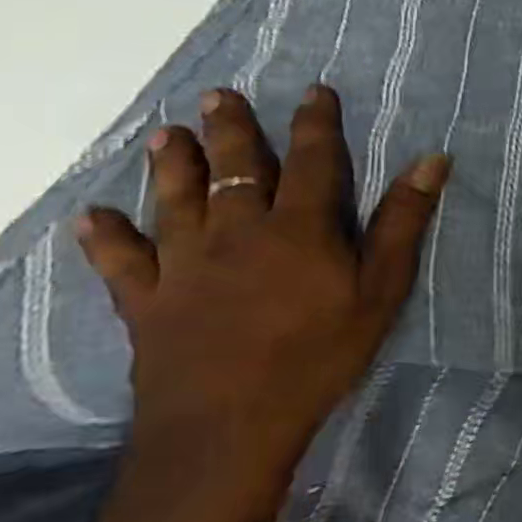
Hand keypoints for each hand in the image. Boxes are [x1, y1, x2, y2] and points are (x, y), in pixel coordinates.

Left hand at [76, 85, 447, 469]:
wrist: (229, 430)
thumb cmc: (316, 355)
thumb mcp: (380, 289)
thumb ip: (403, 221)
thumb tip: (432, 159)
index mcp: (296, 226)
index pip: (310, 159)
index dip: (314, 122)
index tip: (313, 91)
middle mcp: (237, 231)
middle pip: (233, 168)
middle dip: (229, 128)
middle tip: (217, 95)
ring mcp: (185, 265)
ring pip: (176, 201)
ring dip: (171, 165)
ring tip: (165, 135)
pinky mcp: (147, 303)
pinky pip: (121, 265)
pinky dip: (105, 240)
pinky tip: (89, 218)